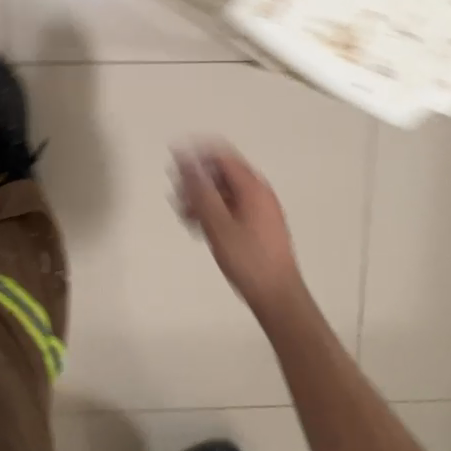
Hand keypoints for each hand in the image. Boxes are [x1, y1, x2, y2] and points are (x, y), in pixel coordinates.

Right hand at [174, 142, 307, 317]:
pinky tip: (199, 227)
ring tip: (183, 214)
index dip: (196, 153)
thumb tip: (184, 159)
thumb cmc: (247, 259)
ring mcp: (261, 210)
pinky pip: (232, 207)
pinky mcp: (259, 226)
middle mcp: (259, 192)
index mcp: (252, 187)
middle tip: (175, 194)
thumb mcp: (217, 224)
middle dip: (196, 179)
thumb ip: (199, 190)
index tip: (173, 159)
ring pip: (225, 192)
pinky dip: (213, 211)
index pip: (221, 155)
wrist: (278, 297)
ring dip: (202, 197)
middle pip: (222, 173)